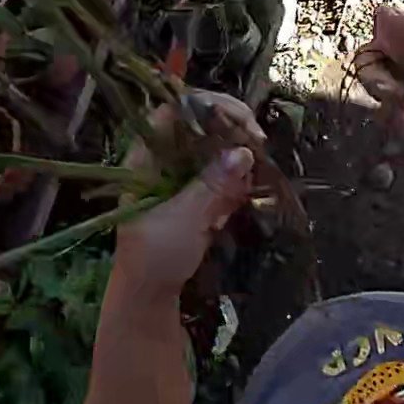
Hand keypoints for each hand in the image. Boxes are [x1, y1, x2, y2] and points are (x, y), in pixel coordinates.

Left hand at [110, 94, 261, 299]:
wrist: (150, 297)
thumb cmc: (155, 258)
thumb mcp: (183, 222)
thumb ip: (212, 186)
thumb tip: (244, 152)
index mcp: (145, 158)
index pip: (172, 112)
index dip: (205, 106)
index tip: (240, 120)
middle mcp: (162, 158)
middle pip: (197, 124)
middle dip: (229, 127)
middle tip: (258, 142)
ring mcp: (179, 173)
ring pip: (212, 145)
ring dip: (237, 151)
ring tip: (258, 165)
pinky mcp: (194, 190)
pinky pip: (219, 169)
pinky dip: (236, 174)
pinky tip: (247, 188)